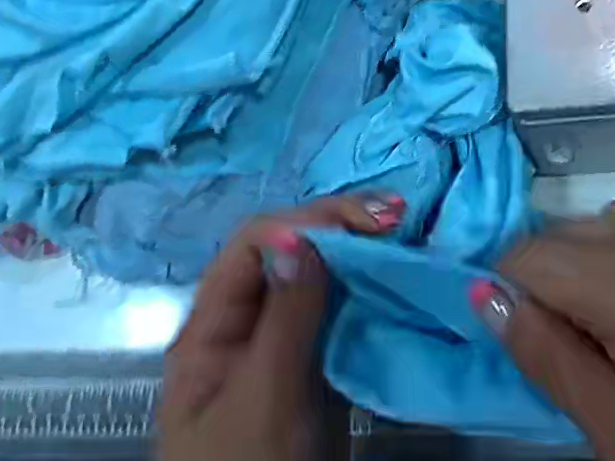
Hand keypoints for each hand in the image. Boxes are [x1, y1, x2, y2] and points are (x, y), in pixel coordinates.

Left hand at [158, 193, 403, 460]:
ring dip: (360, 244)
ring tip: (402, 228)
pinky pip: (343, 302)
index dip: (304, 222)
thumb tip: (302, 237)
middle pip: (290, 247)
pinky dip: (371, 279)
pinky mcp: (318, 356)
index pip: (253, 245)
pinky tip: (397, 269)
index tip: (360, 224)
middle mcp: (247, 319)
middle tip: (395, 214)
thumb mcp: (263, 401)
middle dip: (340, 222)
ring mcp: (284, 337)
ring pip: (321, 270)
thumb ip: (284, 318)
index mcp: (212, 325)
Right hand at [476, 204, 614, 460]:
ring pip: (586, 231)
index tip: (507, 346)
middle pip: (555, 237)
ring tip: (604, 344)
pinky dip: (609, 261)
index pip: (526, 257)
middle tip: (564, 361)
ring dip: (574, 275)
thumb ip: (548, 355)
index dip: (503, 297)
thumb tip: (484, 297)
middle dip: (541, 289)